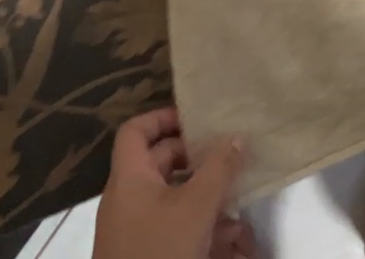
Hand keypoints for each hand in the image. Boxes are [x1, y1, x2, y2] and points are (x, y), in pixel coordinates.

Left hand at [93, 108, 252, 258]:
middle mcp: (127, 198)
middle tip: (227, 154)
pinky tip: (230, 235)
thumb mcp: (197, 206)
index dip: (164, 118)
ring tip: (237, 196)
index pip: (136, 130)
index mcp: (129, 178)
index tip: (198, 120)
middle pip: (159, 161)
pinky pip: (173, 225)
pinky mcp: (146, 253)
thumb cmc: (160, 251)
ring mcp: (134, 229)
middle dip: (197, 157)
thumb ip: (220, 167)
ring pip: (172, 196)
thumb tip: (237, 135)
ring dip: (205, 192)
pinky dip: (199, 223)